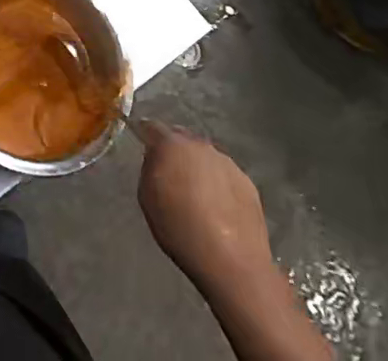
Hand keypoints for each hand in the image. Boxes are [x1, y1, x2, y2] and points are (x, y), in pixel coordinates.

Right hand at [137, 120, 332, 360]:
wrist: (232, 259)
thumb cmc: (180, 230)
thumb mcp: (148, 200)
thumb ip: (149, 169)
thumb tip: (155, 156)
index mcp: (173, 146)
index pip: (153, 127)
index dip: (145, 133)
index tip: (142, 142)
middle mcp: (201, 145)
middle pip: (182, 139)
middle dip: (173, 151)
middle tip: (169, 175)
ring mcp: (226, 161)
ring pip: (204, 156)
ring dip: (197, 168)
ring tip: (195, 196)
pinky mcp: (245, 179)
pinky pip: (223, 174)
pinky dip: (217, 183)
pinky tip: (216, 208)